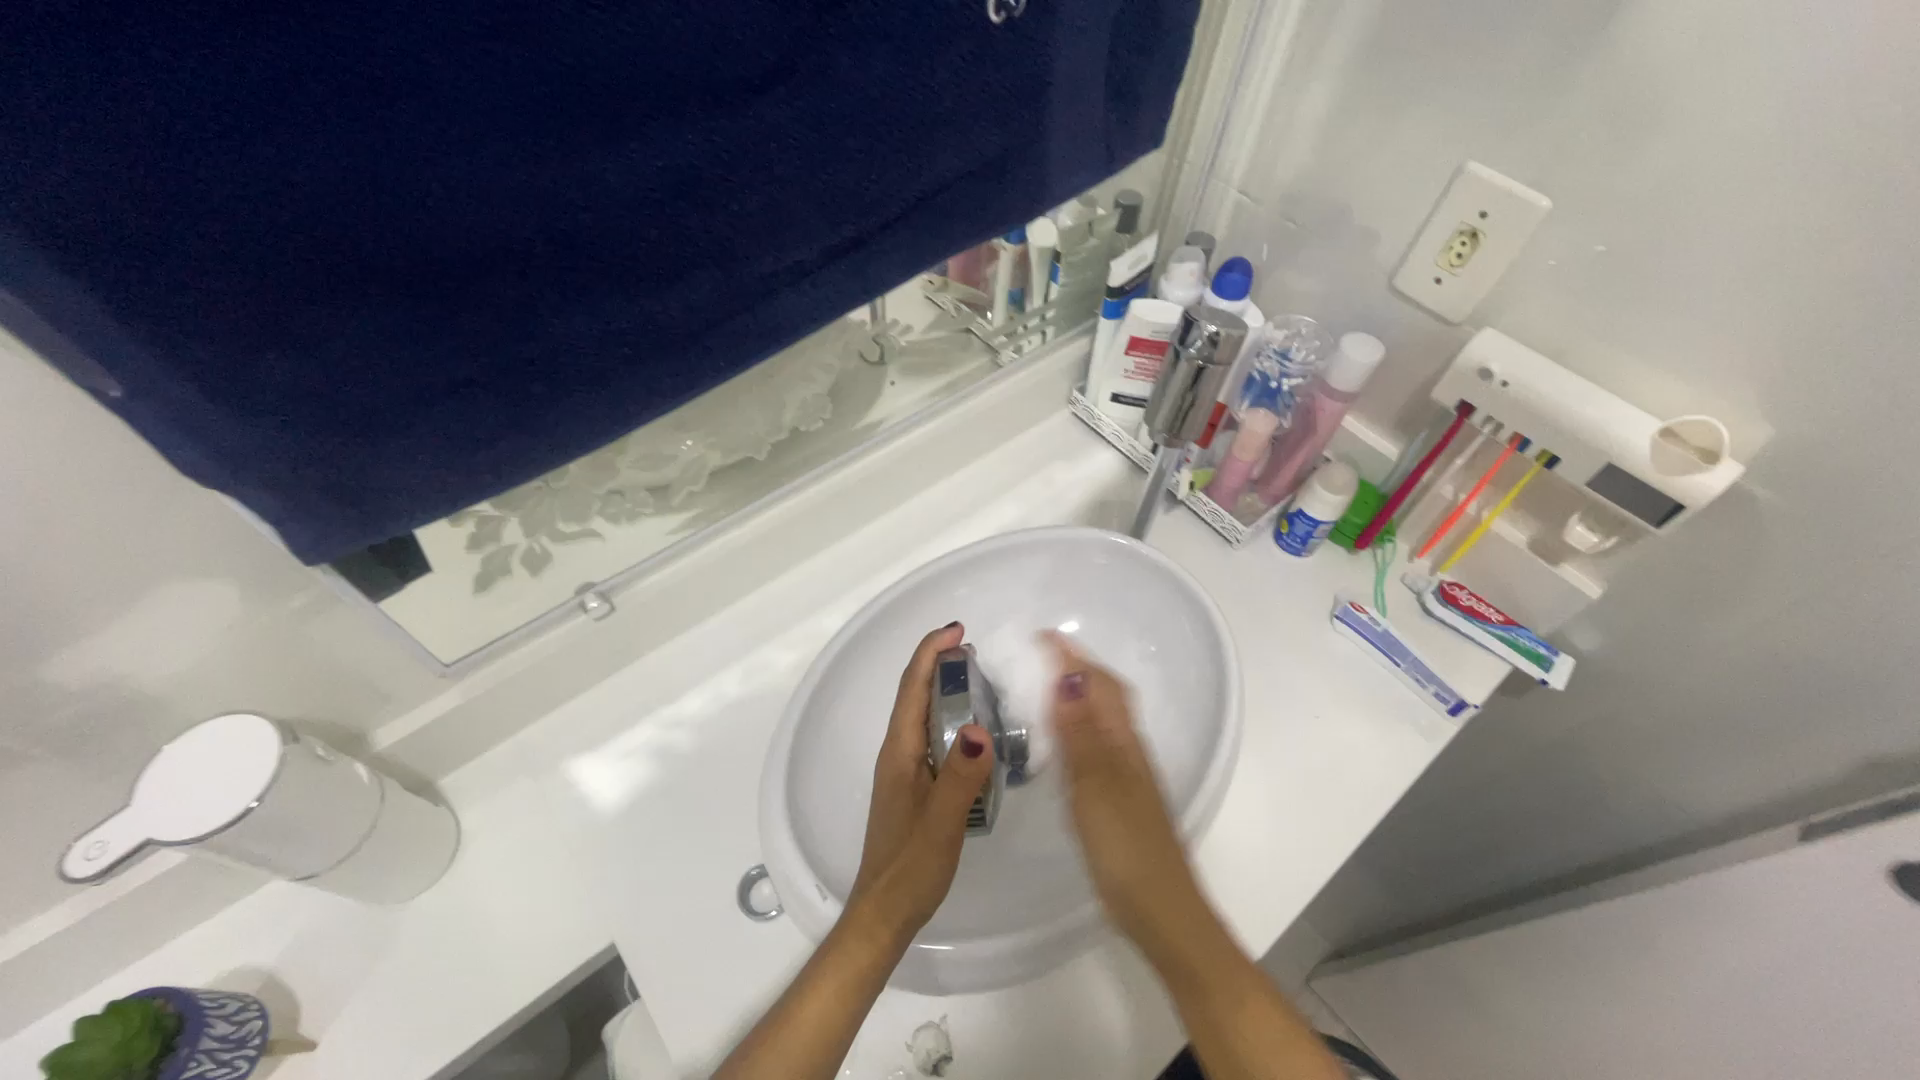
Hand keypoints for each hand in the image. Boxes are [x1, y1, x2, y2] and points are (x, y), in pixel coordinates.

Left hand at [847, 622, 994, 944]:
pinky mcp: (915, 788)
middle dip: (939, 664)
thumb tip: (979, 727)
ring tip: (981, 680)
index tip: (958, 630)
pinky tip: (976, 734)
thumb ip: (962, 777)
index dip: (930, 653)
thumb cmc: (911, 867)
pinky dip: (951, 721)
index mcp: (899, 752)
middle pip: (915, 695)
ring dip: (945, 690)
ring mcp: (904, 772)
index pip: (911, 688)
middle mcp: (898, 754)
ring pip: (923, 717)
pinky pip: (932, 739)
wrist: (885, 911)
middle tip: (977, 650)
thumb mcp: (943, 822)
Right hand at [1044, 631, 1205, 949]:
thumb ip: (1080, 734)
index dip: (1073, 658)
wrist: (1160, 907)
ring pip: (1103, 720)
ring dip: (1077, 696)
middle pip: (1107, 696)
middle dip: (1078, 669)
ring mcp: (1127, 775)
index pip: (1099, 685)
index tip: (1041, 637)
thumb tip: (1067, 677)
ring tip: (1043, 689)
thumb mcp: (1095, 786)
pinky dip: (1076, 728)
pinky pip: (1097, 745)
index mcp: (1123, 742)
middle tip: (1040, 657)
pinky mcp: (1119, 799)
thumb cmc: (1125, 846)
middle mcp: (1129, 750)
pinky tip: (1060, 744)